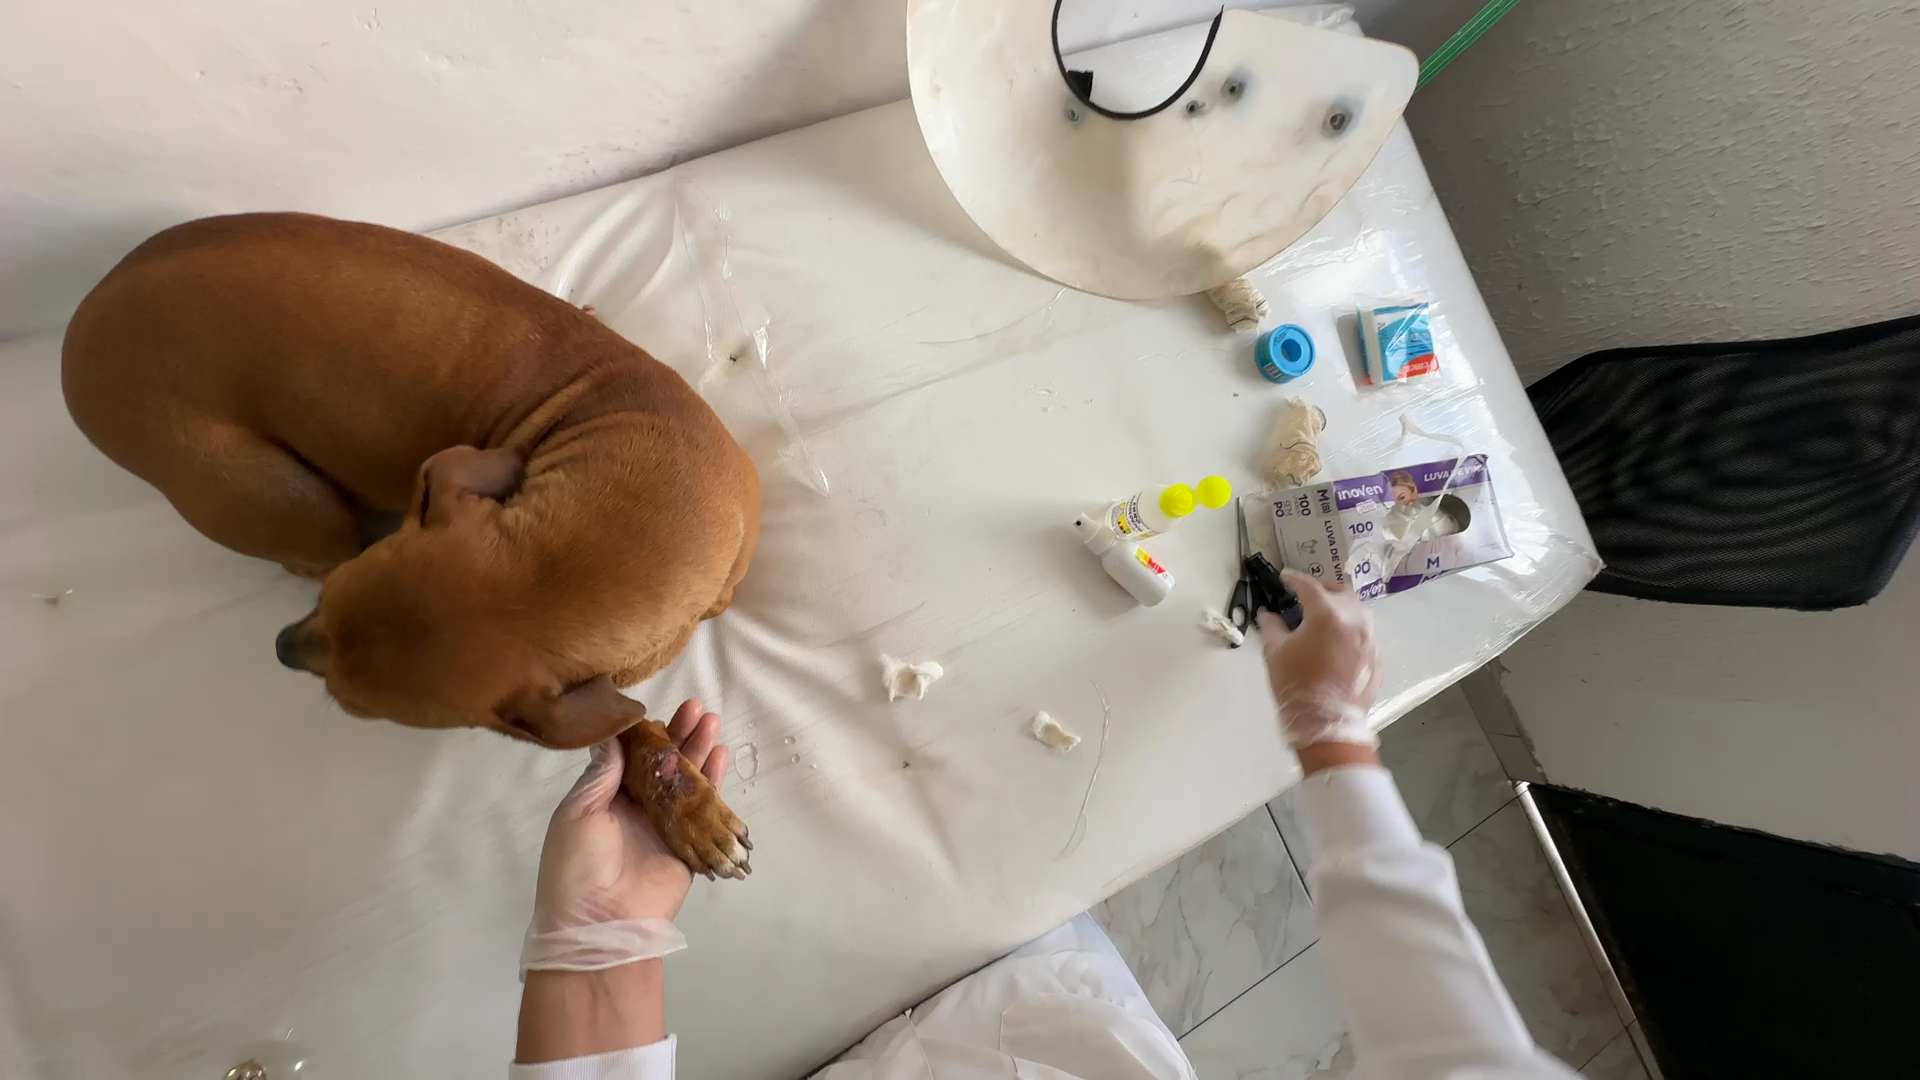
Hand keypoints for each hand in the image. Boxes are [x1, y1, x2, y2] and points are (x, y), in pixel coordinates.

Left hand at [521, 701, 731, 974]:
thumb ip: (602, 775)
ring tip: (713, 721)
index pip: (632, 756)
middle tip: (697, 708)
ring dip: (700, 749)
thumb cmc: (577, 867)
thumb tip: (614, 735)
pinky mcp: (689, 840)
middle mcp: (638, 806)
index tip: (660, 711)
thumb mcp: (577, 815)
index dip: (648, 732)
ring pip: (687, 777)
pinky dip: (714, 779)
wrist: (600, 924)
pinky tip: (721, 755)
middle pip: (664, 761)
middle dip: (681, 733)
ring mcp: (665, 822)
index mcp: (607, 798)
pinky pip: (705, 805)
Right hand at [1257, 569, 1380, 749]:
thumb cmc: (1296, 683)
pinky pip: (1363, 632)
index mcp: (1327, 614)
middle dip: (1321, 589)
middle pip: (1340, 591)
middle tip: (1304, 596)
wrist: (1327, 723)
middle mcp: (1355, 620)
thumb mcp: (1274, 652)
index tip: (1283, 577)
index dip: (1293, 579)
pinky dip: (1348, 628)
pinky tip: (1334, 641)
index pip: (1309, 586)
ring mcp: (1370, 638)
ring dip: (1339, 607)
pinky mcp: (1376, 656)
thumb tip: (1270, 614)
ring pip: (1357, 610)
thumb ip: (1272, 626)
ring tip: (1321, 617)